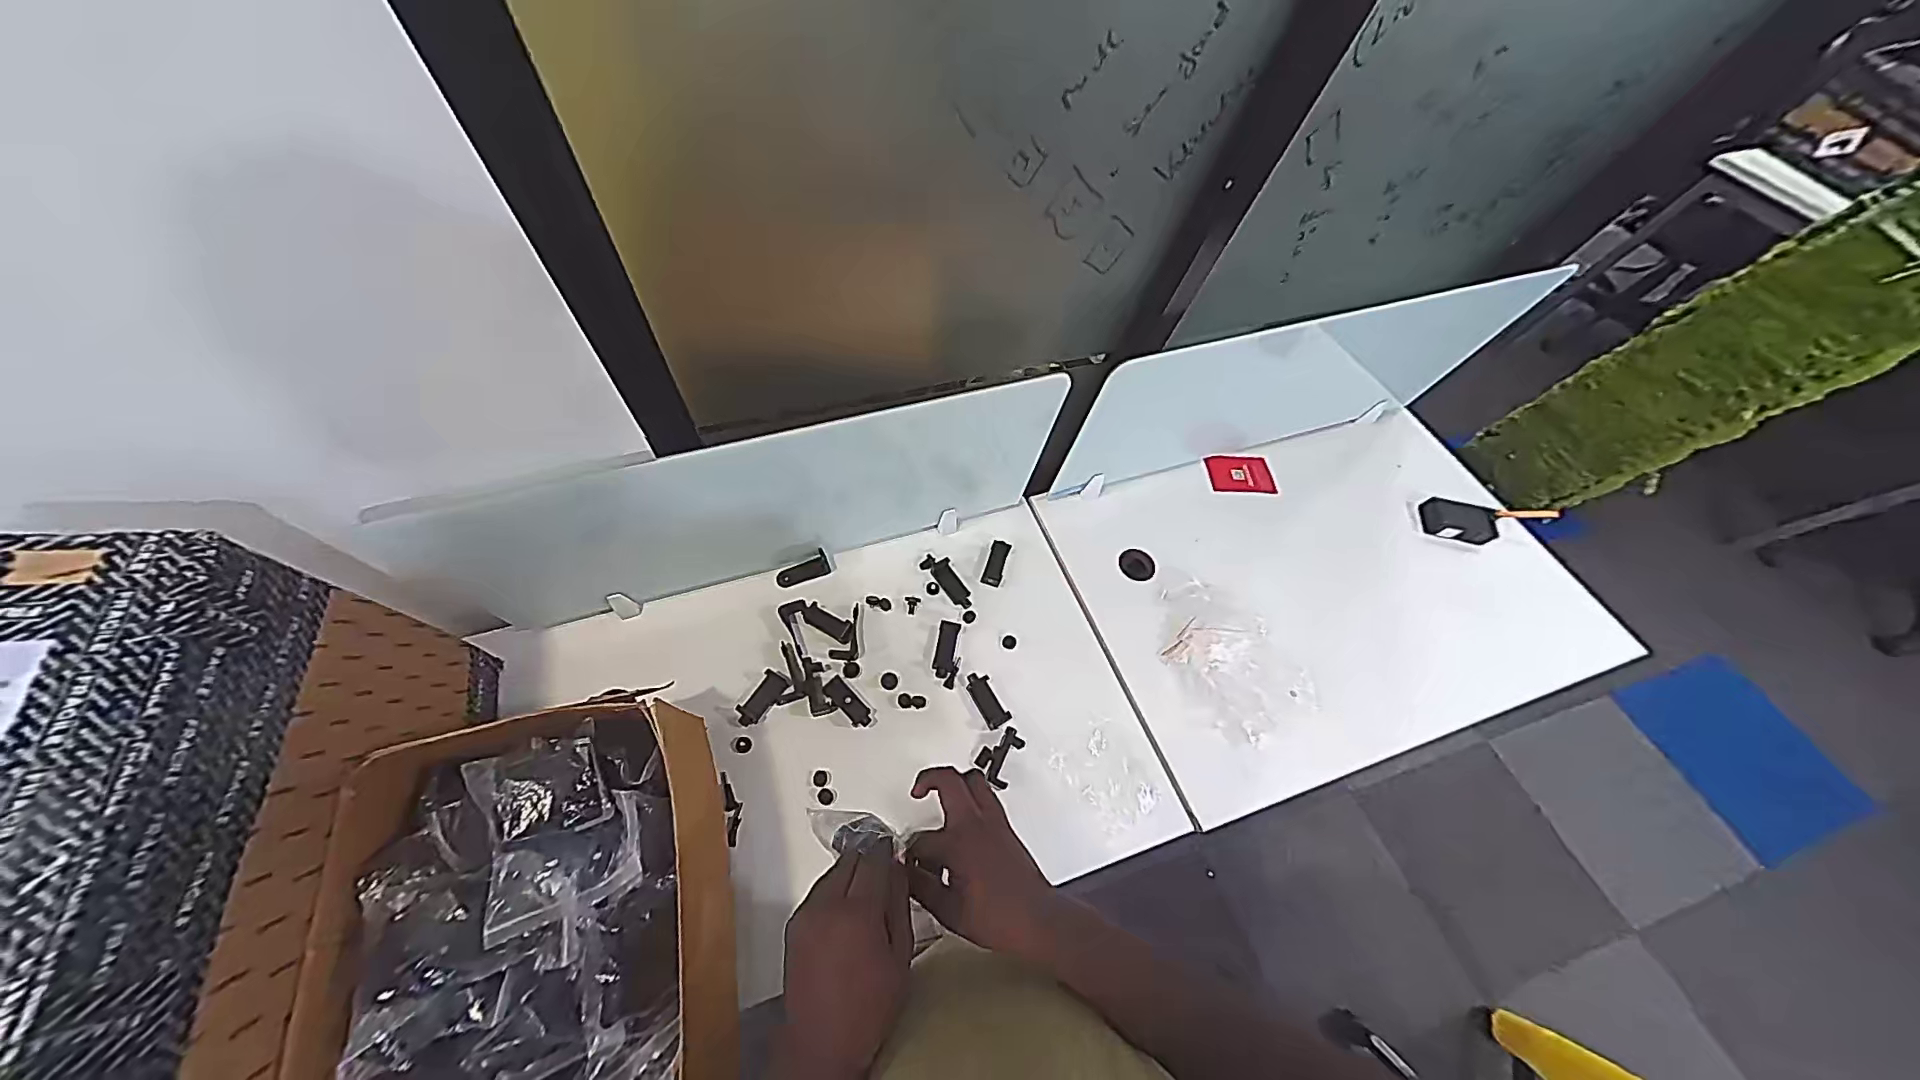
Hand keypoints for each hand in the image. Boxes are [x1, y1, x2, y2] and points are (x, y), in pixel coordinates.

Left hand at [774, 848, 911, 1079]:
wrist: (821, 1044)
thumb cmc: (866, 1010)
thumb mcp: (900, 956)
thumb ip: (899, 905)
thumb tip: (898, 872)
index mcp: (857, 913)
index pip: (874, 860)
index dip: (888, 851)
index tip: (896, 851)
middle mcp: (827, 907)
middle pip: (850, 860)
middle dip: (868, 858)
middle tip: (884, 867)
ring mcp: (806, 916)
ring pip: (832, 873)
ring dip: (850, 873)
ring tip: (867, 892)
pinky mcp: (794, 926)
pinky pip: (818, 893)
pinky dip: (834, 891)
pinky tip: (847, 909)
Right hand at [905, 767, 1073, 963]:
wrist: (1036, 919)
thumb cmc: (1000, 918)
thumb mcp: (948, 911)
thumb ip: (921, 887)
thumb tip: (906, 874)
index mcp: (958, 843)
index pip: (922, 840)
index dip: (910, 855)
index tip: (908, 865)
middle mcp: (977, 824)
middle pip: (949, 779)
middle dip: (927, 779)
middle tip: (917, 790)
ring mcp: (994, 821)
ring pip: (973, 780)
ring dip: (954, 782)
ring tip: (940, 790)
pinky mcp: (1006, 826)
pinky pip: (986, 796)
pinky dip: (972, 795)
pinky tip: (964, 813)